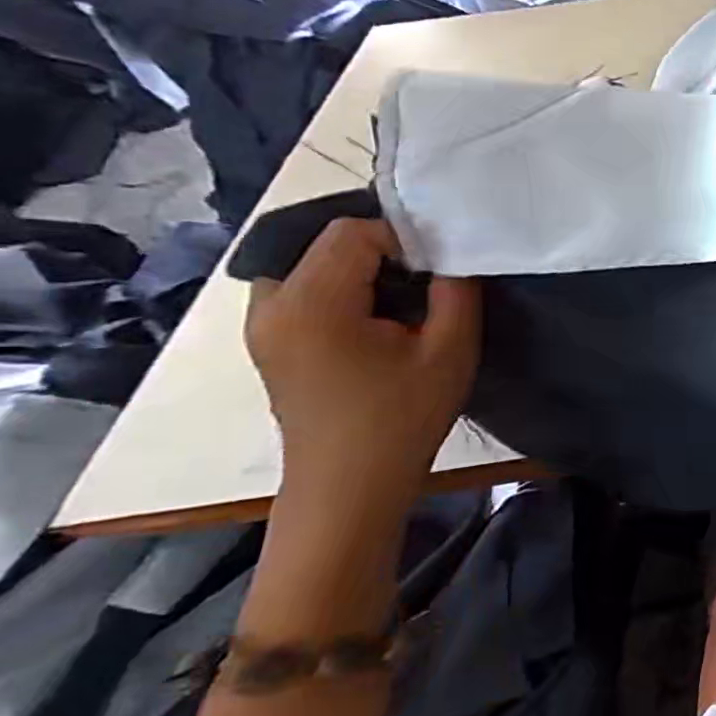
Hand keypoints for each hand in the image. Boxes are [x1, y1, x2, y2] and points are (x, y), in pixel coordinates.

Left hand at [246, 219, 479, 518]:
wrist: (350, 483)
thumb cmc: (403, 417)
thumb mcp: (451, 350)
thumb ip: (455, 291)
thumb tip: (452, 257)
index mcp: (311, 302)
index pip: (352, 232)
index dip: (405, 238)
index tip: (440, 270)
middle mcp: (269, 303)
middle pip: (326, 242)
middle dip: (383, 252)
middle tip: (426, 283)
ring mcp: (260, 322)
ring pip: (311, 262)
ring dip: (360, 269)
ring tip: (402, 301)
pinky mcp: (268, 339)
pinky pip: (301, 287)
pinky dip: (340, 287)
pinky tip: (375, 319)